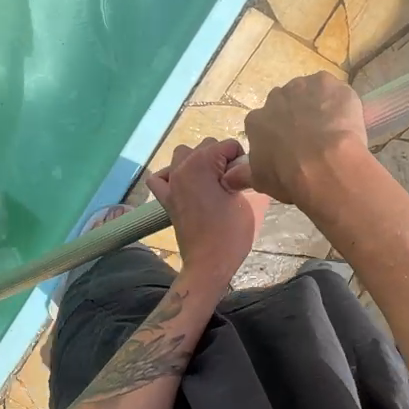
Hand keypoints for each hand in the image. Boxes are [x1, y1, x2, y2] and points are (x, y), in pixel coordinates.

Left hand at [147, 137, 268, 286]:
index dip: (241, 161)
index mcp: (202, 162)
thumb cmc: (231, 232)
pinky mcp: (165, 199)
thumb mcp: (247, 199)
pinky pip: (161, 177)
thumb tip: (243, 168)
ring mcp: (171, 183)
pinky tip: (185, 186)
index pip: (229, 145)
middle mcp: (182, 167)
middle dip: (220, 160)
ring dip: (197, 163)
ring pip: (183, 155)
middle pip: (207, 146)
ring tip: (211, 183)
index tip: (242, 182)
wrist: (208, 263)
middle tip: (231, 184)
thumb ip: (245, 176)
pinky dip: (171, 176)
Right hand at [226, 72, 369, 207]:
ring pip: (309, 93)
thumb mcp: (259, 181)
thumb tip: (229, 177)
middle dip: (295, 116)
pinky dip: (338, 102)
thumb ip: (244, 175)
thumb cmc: (287, 177)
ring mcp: (303, 86)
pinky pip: (333, 91)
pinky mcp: (329, 83)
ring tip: (330, 130)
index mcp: (256, 121)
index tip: (286, 148)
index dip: (276, 135)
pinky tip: (344, 120)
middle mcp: (275, 98)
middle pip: (285, 104)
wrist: (323, 165)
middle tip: (309, 139)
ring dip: (316, 106)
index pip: (262, 123)